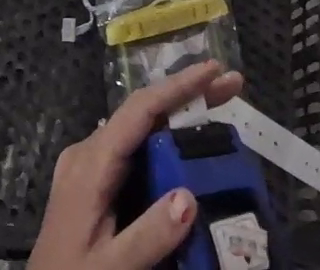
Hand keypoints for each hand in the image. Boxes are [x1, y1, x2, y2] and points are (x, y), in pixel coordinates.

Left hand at [28, 61, 245, 269]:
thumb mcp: (110, 269)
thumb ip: (148, 236)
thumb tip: (189, 197)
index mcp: (90, 164)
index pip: (138, 111)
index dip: (177, 86)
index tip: (213, 69)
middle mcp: (88, 154)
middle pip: (143, 113)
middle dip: (187, 95)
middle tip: (231, 86)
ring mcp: (89, 166)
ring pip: (139, 129)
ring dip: (178, 116)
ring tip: (219, 107)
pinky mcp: (94, 182)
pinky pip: (134, 150)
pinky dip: (165, 141)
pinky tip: (190, 146)